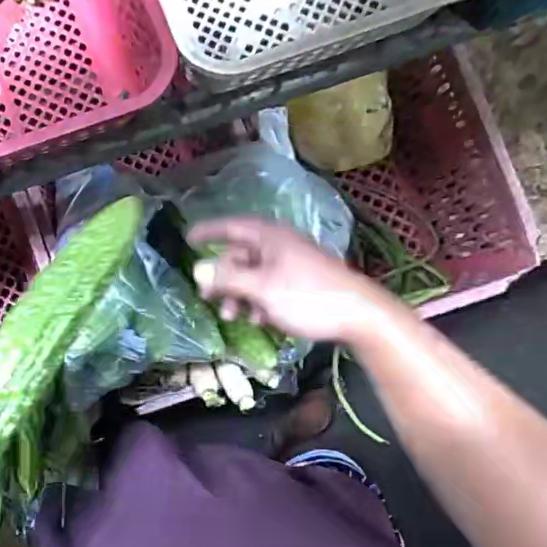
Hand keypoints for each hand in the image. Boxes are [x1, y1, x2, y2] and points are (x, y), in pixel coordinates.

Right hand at [189, 217, 395, 343]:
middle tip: (205, 297)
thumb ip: (228, 279)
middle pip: (241, 256)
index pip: (232, 226)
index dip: (209, 231)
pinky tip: (258, 320)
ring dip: (238, 295)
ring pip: (254, 276)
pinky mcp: (302, 284)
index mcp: (270, 238)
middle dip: (222, 277)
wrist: (359, 315)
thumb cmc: (308, 296)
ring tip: (232, 317)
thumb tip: (197, 270)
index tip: (188, 238)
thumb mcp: (262, 289)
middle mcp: (280, 246)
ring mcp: (292, 265)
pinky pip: (269, 288)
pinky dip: (258, 302)